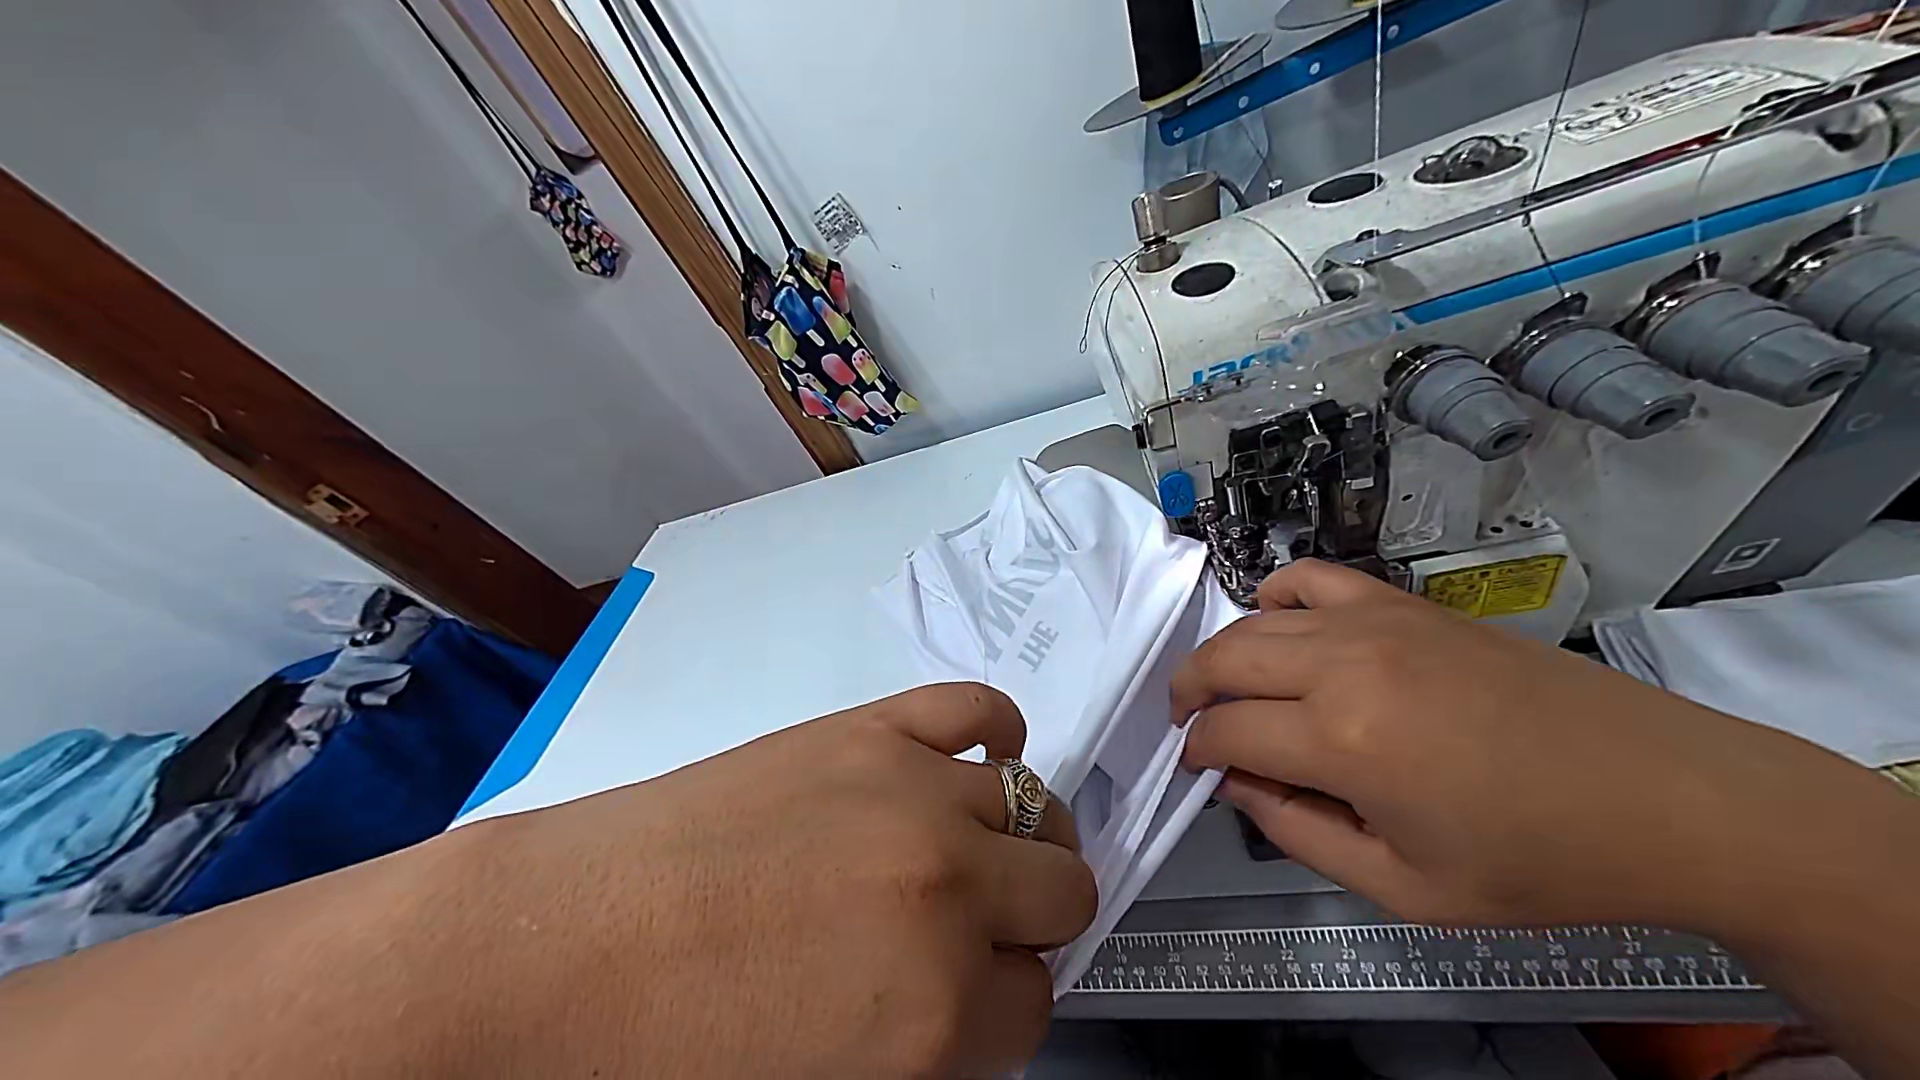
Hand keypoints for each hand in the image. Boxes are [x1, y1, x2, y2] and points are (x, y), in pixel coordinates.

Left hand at [454, 682, 1094, 1077]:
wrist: (565, 947)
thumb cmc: (678, 1049)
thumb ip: (939, 1041)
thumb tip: (987, 985)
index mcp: (938, 1013)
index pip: (1037, 1002)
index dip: (1002, 1002)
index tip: (970, 992)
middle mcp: (948, 890)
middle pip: (1063, 892)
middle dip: (1029, 920)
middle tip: (976, 922)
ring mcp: (914, 791)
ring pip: (1035, 803)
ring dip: (1020, 836)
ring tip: (972, 846)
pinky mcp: (872, 728)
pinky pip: (977, 707)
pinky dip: (996, 729)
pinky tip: (979, 756)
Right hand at [1172, 559, 1902, 935]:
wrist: (1670, 797)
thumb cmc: (1538, 861)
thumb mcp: (1406, 888)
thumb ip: (1297, 832)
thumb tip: (1235, 783)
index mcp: (1343, 741)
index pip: (1226, 731)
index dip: (1198, 751)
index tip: (1197, 768)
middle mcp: (1343, 665)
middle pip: (1222, 660)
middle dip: (1187, 693)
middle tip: (1190, 723)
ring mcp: (1373, 623)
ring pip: (1253, 621)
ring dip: (1222, 654)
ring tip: (1226, 687)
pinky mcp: (1404, 603)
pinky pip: (1312, 579)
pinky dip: (1277, 596)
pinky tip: (1278, 622)